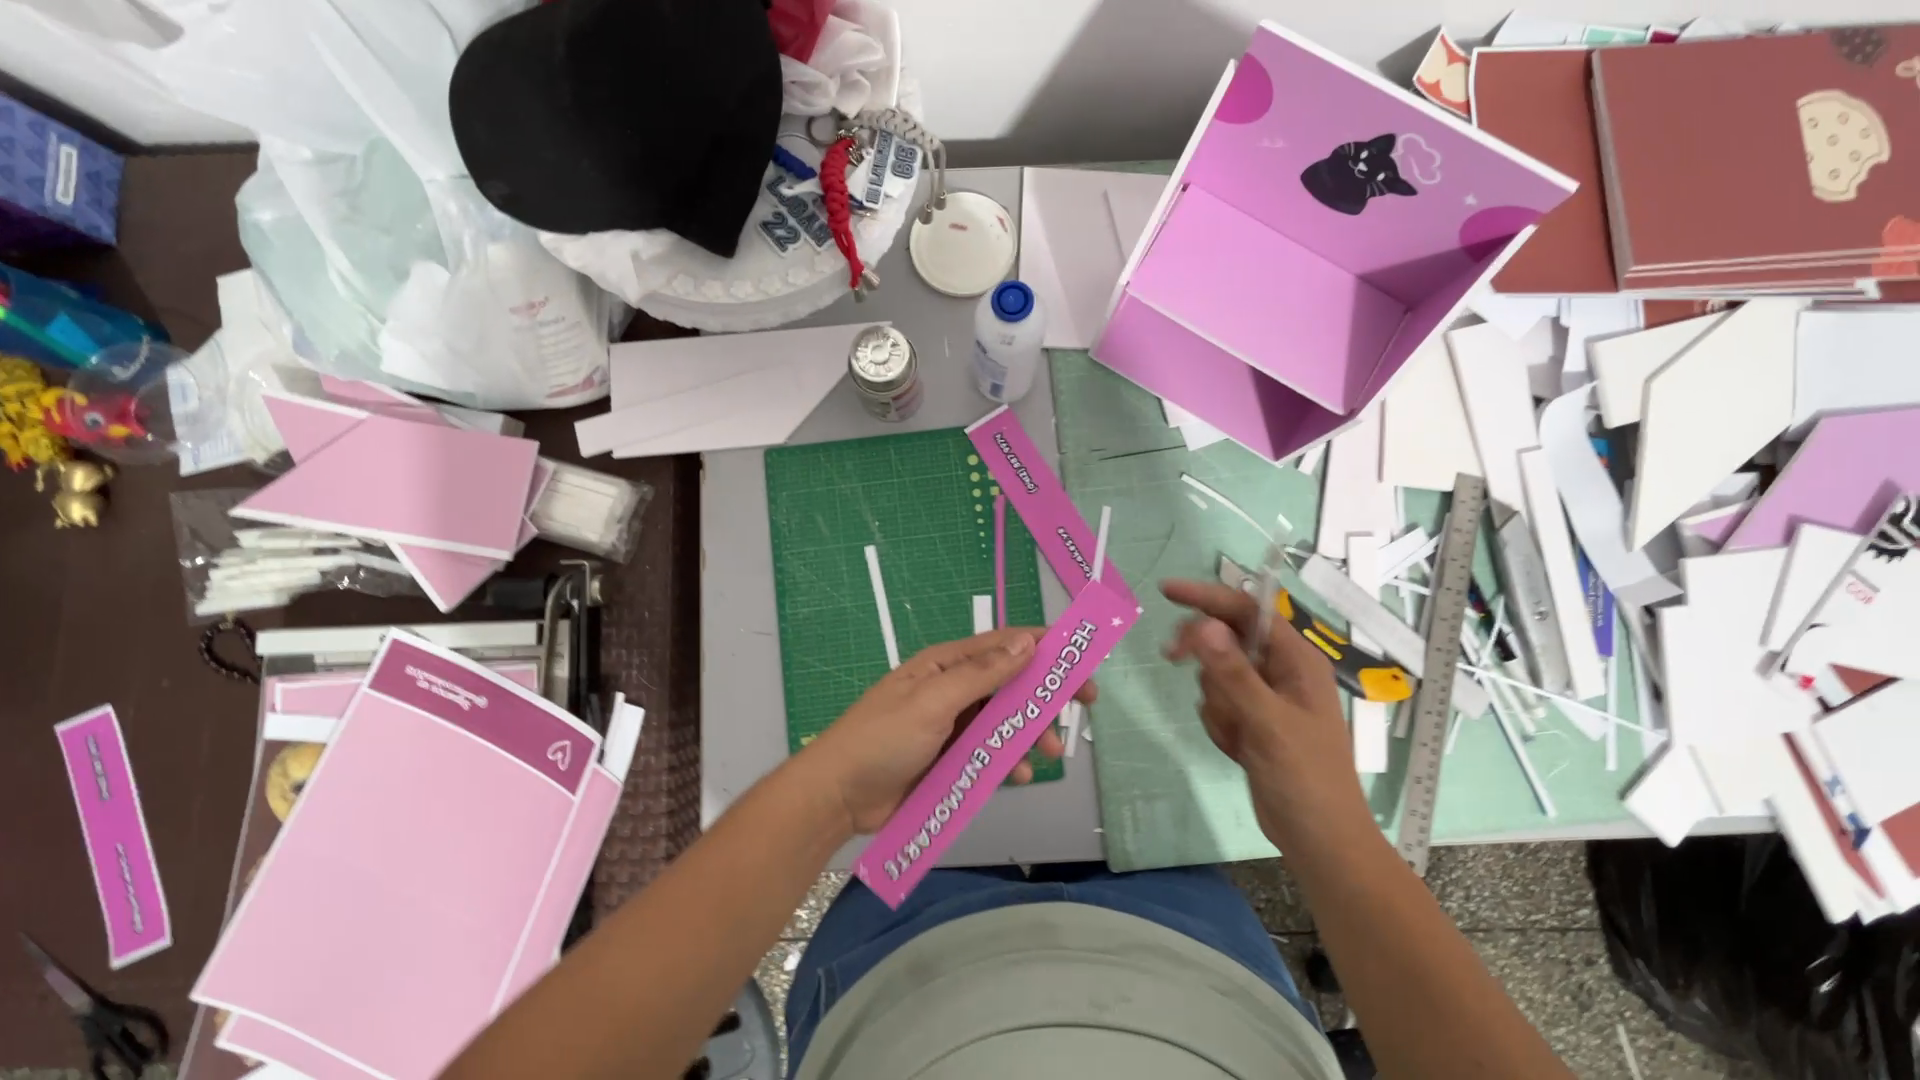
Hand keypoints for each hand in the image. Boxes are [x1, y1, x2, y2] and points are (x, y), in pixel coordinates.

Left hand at [800, 627, 1092, 833]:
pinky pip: (989, 754)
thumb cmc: (882, 738)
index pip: (1003, 646)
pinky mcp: (949, 761)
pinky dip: (1008, 761)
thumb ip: (981, 673)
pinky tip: (1020, 774)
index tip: (1080, 661)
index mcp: (944, 665)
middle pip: (1010, 686)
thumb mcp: (933, 701)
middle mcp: (951, 691)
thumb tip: (1027, 642)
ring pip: (1004, 723)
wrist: (838, 795)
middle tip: (1083, 708)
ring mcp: (951, 727)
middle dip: (1045, 697)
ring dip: (1030, 734)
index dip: (1044, 649)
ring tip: (1049, 754)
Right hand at [1160, 579, 1369, 846]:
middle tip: (1171, 659)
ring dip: (1216, 703)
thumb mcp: (1267, 723)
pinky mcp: (1253, 723)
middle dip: (1203, 656)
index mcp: (1297, 660)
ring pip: (1216, 676)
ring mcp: (1266, 698)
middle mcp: (1281, 672)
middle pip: (1225, 640)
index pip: (1247, 611)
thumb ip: (1234, 673)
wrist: (1318, 838)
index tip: (1166, 592)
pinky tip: (1237, 749)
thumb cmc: (1305, 778)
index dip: (1208, 597)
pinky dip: (1219, 725)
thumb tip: (1205, 625)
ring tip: (1238, 736)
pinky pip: (1218, 706)